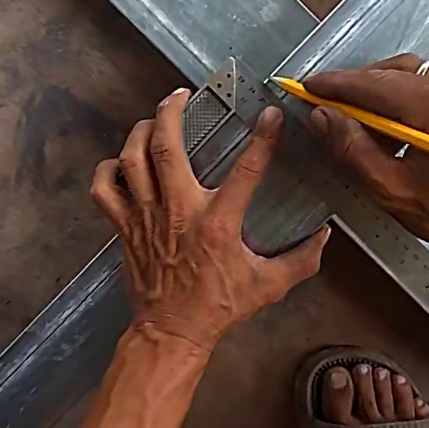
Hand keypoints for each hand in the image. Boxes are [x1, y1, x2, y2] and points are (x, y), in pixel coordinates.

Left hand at [92, 89, 329, 350]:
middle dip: (171, 113)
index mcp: (217, 223)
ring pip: (132, 159)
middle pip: (166, 147)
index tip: (270, 115)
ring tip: (152, 119)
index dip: (262, 139)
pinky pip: (104, 189)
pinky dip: (107, 170)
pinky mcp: (124, 228)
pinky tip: (120, 162)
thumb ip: (301, 260)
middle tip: (180, 95)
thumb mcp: (269, 286)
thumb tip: (324, 236)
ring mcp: (146, 217)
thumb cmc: (219, 307)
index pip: (245, 170)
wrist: (172, 331)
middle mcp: (178, 211)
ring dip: (139, 131)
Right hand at [305, 54, 428, 257]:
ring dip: (380, 88)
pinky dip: (403, 95)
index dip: (336, 84)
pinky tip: (389, 121)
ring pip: (414, 75)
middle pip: (395, 71)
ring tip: (354, 113)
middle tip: (326, 100)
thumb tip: (323, 117)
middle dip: (356, 83)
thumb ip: (353, 149)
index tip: (308, 86)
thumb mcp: (394, 189)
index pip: (376, 84)